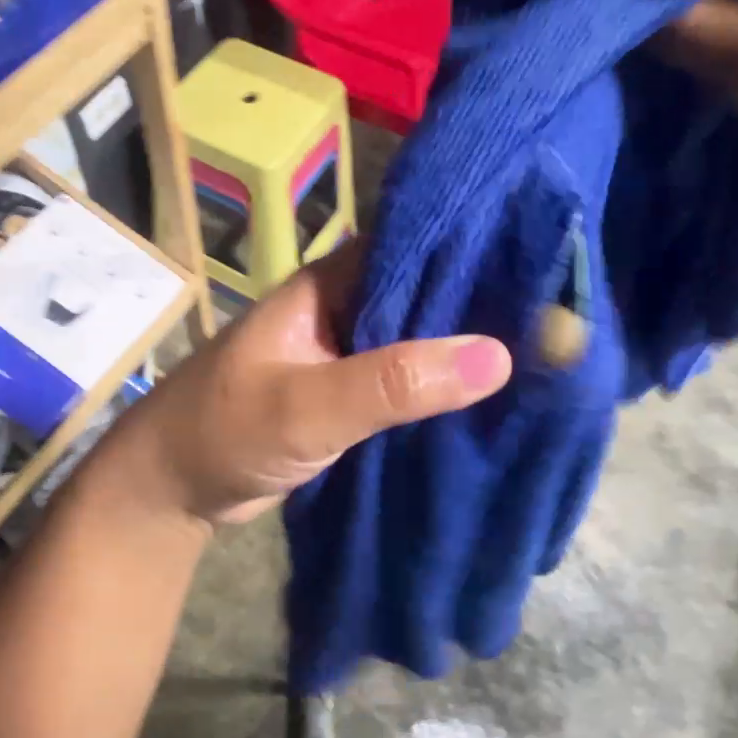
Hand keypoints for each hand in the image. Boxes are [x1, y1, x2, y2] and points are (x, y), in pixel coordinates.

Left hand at [105, 248, 512, 525]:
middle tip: (565, 313)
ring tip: (547, 351)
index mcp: (327, 287)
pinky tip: (493, 399)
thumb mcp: (307, 406)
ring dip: (463, 349)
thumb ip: (392, 383)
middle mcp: (342, 310)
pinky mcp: (347, 396)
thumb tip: (497, 355)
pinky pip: (404, 383)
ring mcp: (345, 354)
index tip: (544, 258)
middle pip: (421, 294)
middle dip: (480, 304)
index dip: (472, 249)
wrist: (172, 489)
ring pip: (417, 341)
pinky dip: (440, 389)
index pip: (411, 248)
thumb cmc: (225, 431)